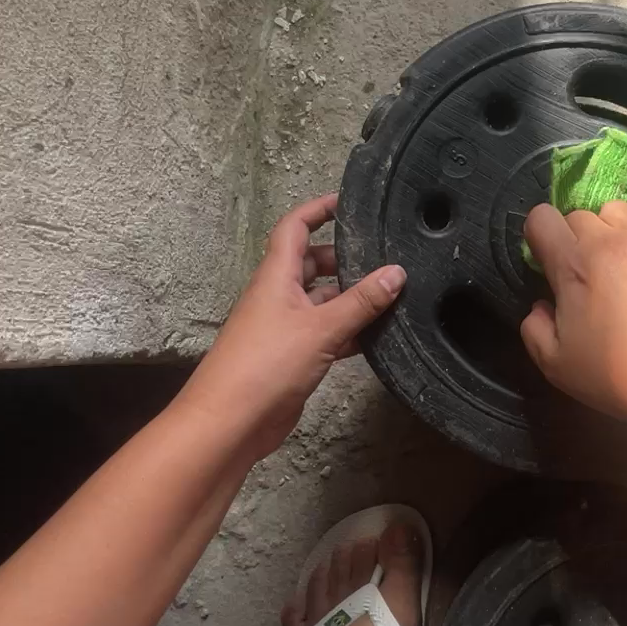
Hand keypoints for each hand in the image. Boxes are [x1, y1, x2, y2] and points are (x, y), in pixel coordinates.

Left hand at [184, 194, 404, 443]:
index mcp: (277, 277)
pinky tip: (379, 335)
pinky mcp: (294, 356)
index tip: (350, 201)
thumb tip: (397, 271)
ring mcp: (286, 327)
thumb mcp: (321, 328)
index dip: (318, 209)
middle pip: (314, 264)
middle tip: (386, 257)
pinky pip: (327, 332)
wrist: (229, 424)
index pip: (295, 228)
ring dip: (353, 298)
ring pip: (324, 300)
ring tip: (394, 295)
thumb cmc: (268, 364)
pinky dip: (350, 330)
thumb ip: (362, 301)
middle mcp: (279, 296)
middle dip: (347, 258)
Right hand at [519, 201, 626, 431]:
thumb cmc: (616, 374)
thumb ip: (534, 328)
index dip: (537, 239)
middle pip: (578, 215)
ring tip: (614, 264)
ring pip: (615, 212)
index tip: (546, 267)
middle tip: (582, 277)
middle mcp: (611, 240)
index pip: (541, 218)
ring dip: (607, 231)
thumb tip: (543, 306)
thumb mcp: (555, 364)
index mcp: (574, 262)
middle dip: (572, 239)